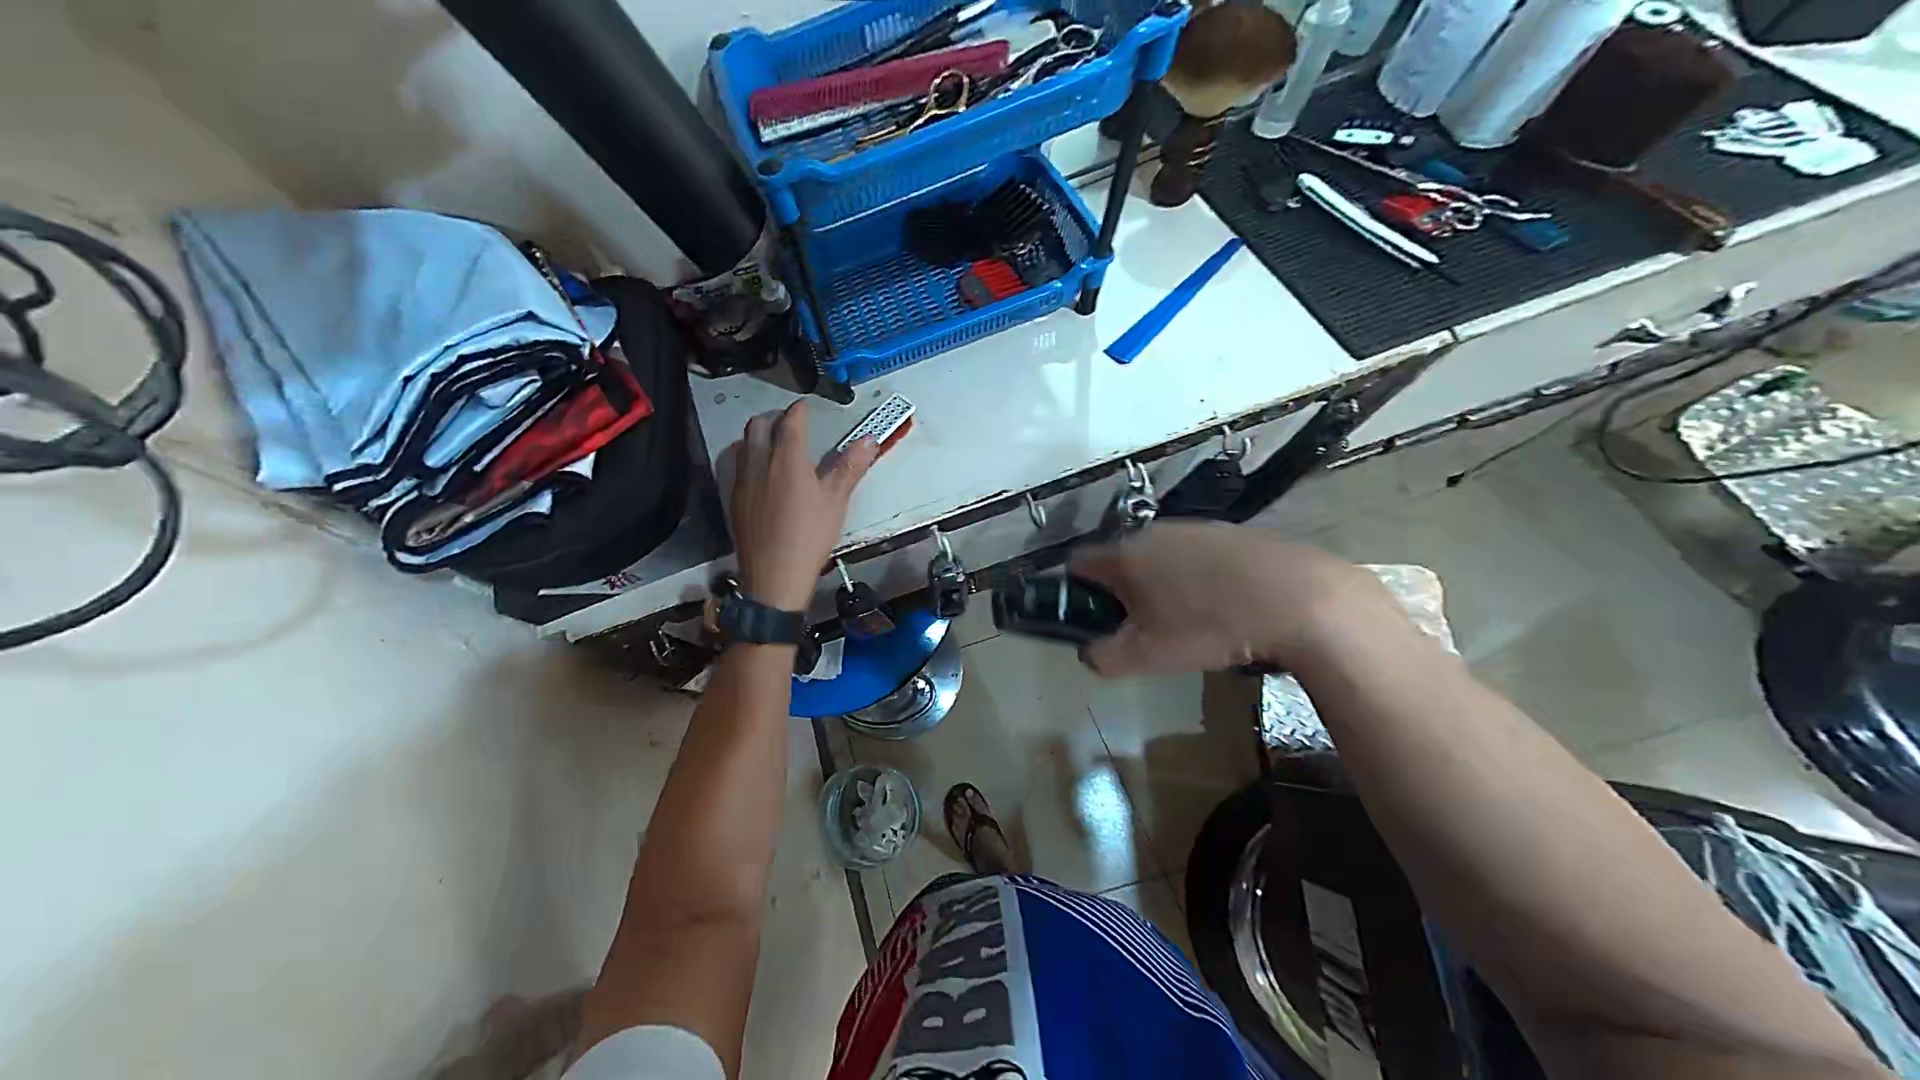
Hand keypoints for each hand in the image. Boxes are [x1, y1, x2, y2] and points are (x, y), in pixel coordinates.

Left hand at [731, 400, 879, 613]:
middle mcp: (759, 463)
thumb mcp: (836, 500)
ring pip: (744, 445)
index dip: (799, 411)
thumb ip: (850, 467)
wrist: (774, 575)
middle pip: (758, 426)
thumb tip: (869, 440)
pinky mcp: (735, 501)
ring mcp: (743, 482)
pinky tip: (763, 475)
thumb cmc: (809, 535)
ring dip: (758, 436)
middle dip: (773, 418)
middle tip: (790, 423)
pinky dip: (750, 458)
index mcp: (787, 459)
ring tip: (775, 444)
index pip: (791, 423)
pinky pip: (739, 467)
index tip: (806, 406)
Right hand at [1068, 521, 1405, 676]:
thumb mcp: (1147, 656)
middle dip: (1120, 592)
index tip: (1088, 619)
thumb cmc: (1209, 626)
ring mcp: (1196, 528)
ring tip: (1186, 621)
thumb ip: (1103, 657)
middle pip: (1120, 559)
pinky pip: (1197, 556)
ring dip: (1159, 585)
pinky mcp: (1233, 532)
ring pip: (1160, 557)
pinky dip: (1196, 579)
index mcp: (1125, 554)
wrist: (1300, 599)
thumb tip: (1089, 653)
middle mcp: (1154, 531)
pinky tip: (1223, 607)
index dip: (1072, 592)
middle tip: (1140, 629)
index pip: (1077, 563)